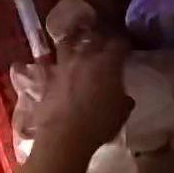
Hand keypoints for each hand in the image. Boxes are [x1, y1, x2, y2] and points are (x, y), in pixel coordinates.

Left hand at [34, 28, 131, 155]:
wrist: (64, 135)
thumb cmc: (99, 125)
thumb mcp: (121, 114)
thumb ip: (124, 101)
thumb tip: (125, 99)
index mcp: (108, 63)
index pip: (119, 43)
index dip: (123, 44)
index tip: (126, 48)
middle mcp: (85, 57)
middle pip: (93, 37)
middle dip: (100, 37)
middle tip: (104, 42)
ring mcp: (64, 65)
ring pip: (68, 42)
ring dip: (74, 41)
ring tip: (78, 45)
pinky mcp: (47, 77)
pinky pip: (52, 64)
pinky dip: (57, 64)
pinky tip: (60, 68)